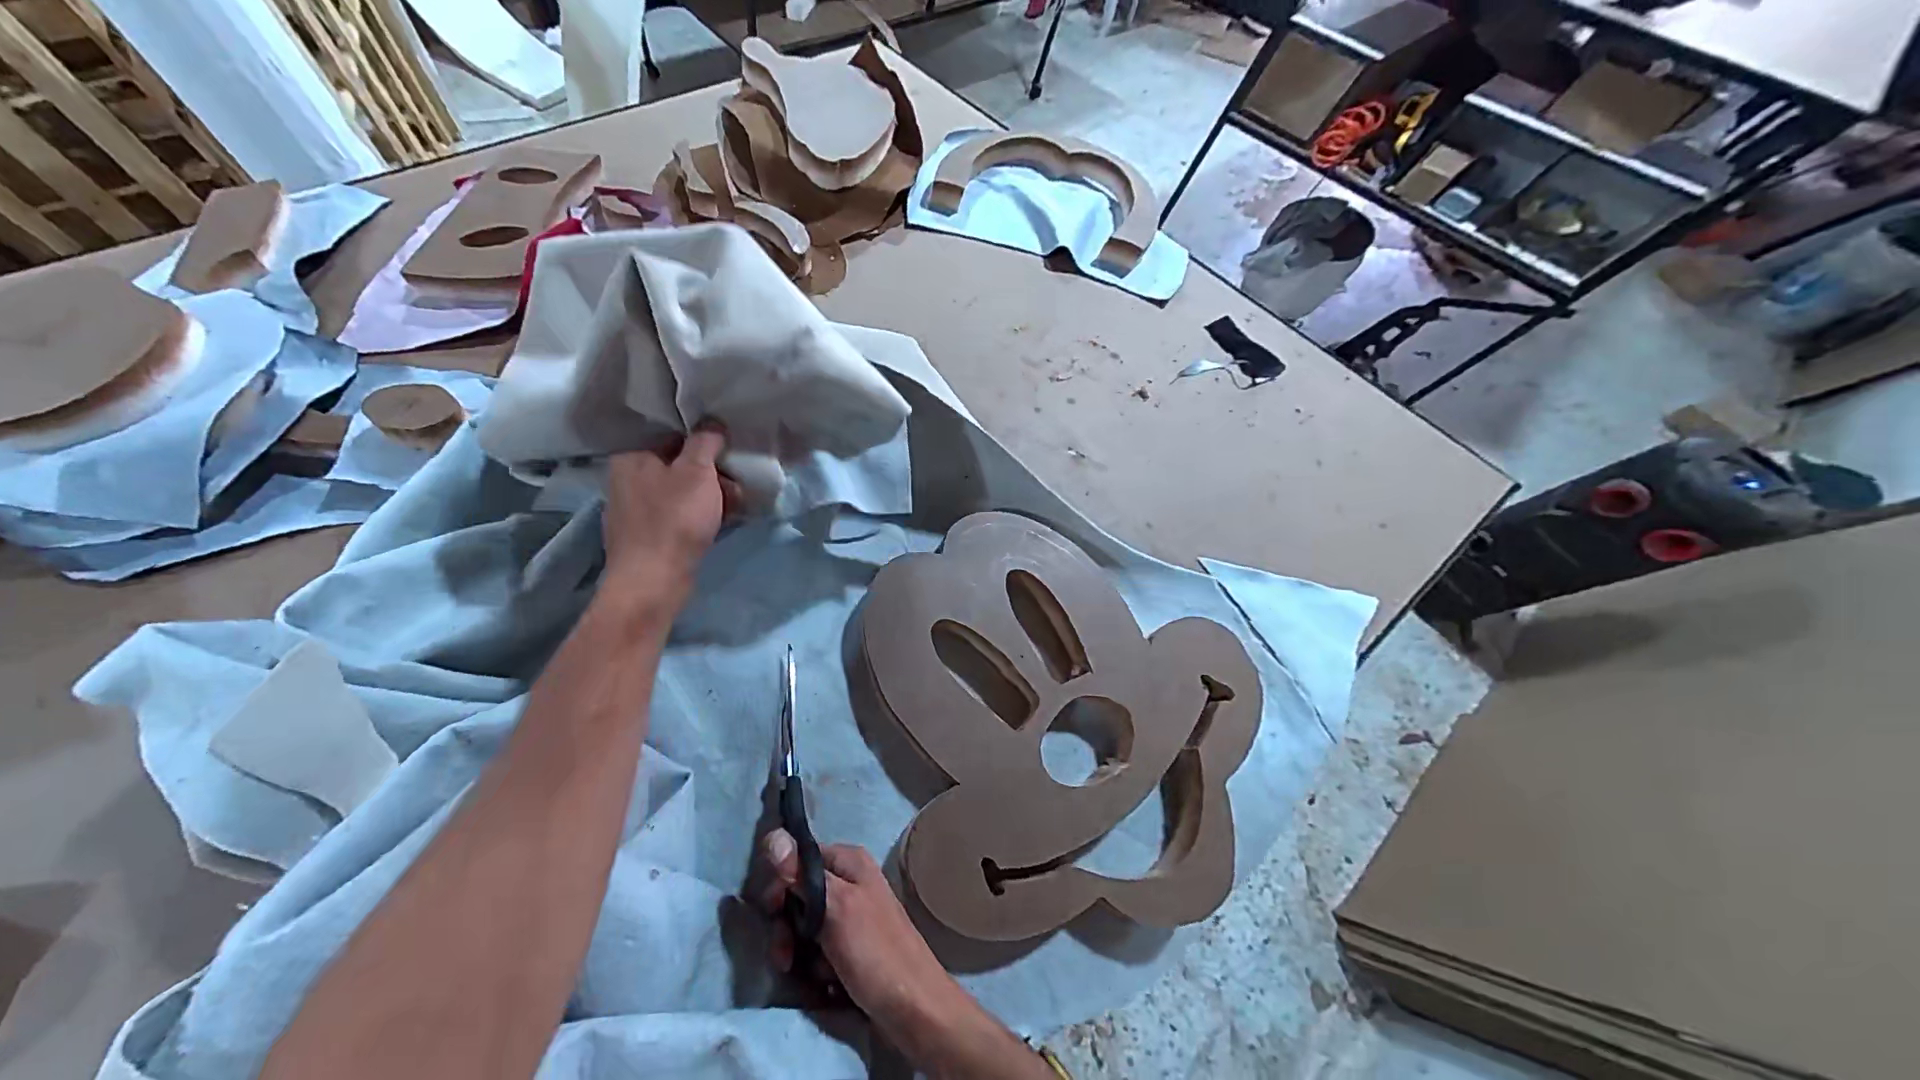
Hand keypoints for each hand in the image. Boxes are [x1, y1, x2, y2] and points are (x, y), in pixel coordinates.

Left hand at [601, 424, 742, 609]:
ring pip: (682, 489)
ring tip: (736, 502)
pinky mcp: (650, 533)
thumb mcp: (697, 471)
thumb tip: (712, 423)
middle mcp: (628, 477)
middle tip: (736, 477)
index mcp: (631, 455)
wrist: (653, 582)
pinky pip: (681, 512)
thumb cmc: (674, 520)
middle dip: (712, 469)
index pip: (669, 431)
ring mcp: (637, 508)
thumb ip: (705, 441)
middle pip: (678, 461)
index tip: (727, 441)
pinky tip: (723, 519)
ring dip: (712, 493)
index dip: (701, 434)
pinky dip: (702, 512)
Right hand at [758, 830, 958, 1028]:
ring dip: (800, 950)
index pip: (798, 857)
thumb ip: (803, 874)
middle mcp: (851, 881)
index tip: (772, 912)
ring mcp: (852, 913)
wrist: (912, 1007)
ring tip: (809, 973)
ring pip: (806, 924)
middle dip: (787, 925)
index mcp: (849, 862)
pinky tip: (826, 982)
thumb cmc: (874, 952)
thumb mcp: (836, 907)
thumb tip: (773, 835)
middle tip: (784, 956)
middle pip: (799, 893)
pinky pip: (820, 947)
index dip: (781, 884)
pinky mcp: (851, 944)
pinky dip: (817, 963)